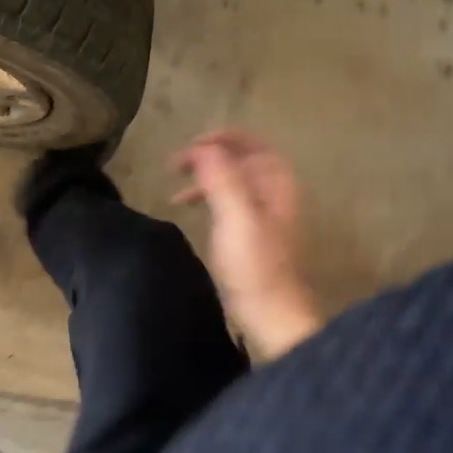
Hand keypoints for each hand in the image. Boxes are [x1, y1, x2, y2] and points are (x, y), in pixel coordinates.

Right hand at [171, 130, 322, 359]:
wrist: (270, 315)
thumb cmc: (256, 266)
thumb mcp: (237, 218)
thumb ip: (222, 180)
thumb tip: (204, 148)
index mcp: (276, 187)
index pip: (256, 145)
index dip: (228, 137)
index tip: (196, 142)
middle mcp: (272, 195)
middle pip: (241, 159)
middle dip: (209, 155)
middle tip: (179, 161)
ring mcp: (261, 214)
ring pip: (231, 178)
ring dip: (204, 174)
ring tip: (176, 178)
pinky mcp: (248, 232)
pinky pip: (225, 199)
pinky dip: (205, 194)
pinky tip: (186, 203)